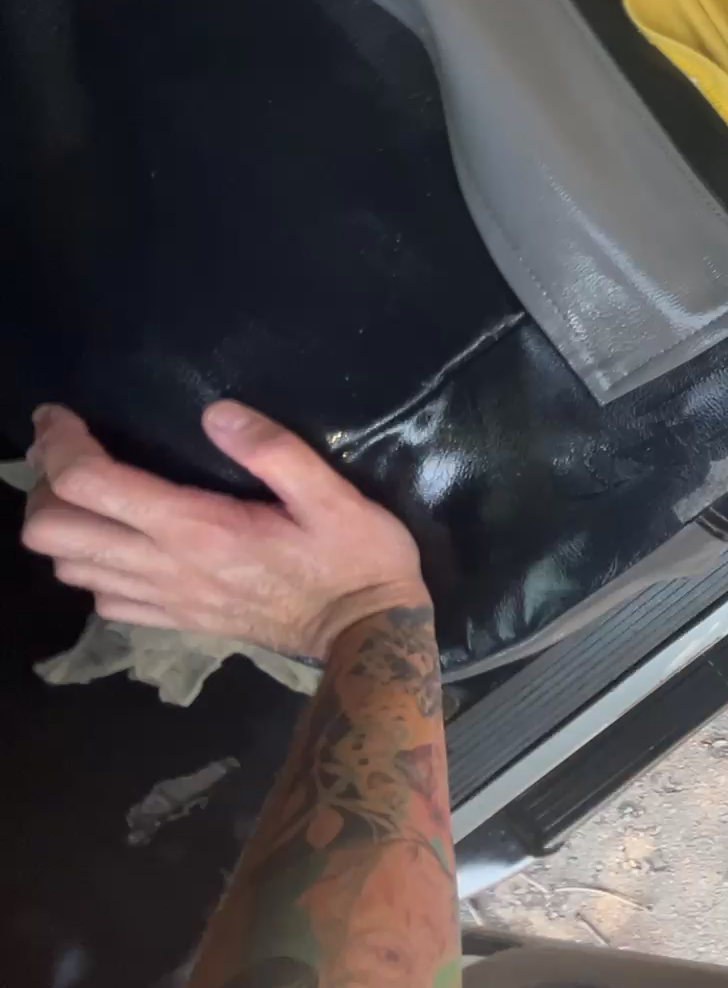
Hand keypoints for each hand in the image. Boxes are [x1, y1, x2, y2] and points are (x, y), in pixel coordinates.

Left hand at [20, 402, 428, 657]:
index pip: (87, 483)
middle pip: (50, 530)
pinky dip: (97, 570)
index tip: (63, 417)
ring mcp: (168, 598)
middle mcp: (165, 564)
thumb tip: (218, 412)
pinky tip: (129, 554)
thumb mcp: (337, 499)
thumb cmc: (358, 558)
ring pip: (66, 566)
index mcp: (198, 528)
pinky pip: (103, 599)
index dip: (61, 444)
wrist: (367, 627)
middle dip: (49, 487)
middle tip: (82, 462)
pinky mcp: (180, 620)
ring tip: (99, 503)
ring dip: (68, 529)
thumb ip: (279, 454)